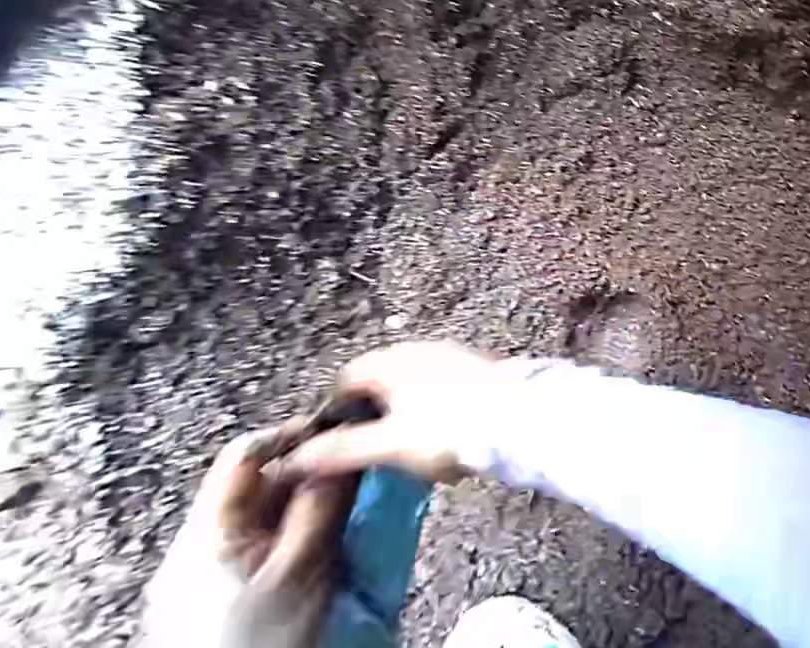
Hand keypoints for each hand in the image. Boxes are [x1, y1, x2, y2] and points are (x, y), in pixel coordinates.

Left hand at [142, 425, 357, 647]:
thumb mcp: (301, 571)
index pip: (246, 453)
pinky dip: (301, 526)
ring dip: (312, 498)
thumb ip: (322, 506)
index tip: (344, 428)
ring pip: (268, 510)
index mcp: (207, 532)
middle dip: (313, 468)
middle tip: (362, 462)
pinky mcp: (222, 593)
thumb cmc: (258, 646)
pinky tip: (331, 533)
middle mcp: (201, 543)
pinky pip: (267, 538)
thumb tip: (348, 448)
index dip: (295, 432)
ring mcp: (208, 571)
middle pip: (260, 481)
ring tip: (356, 495)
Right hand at [283, 340, 504, 483]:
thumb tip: (290, 460)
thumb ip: (338, 450)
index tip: (334, 444)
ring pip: (412, 380)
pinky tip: (443, 432)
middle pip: (380, 376)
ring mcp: (452, 353)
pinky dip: (431, 405)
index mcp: (392, 360)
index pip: (346, 377)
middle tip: (372, 447)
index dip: (333, 411)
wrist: (520, 416)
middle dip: (370, 410)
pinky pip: (440, 384)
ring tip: (408, 445)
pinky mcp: (477, 365)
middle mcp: (420, 348)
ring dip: (402, 409)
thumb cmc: (448, 430)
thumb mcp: (387, 446)